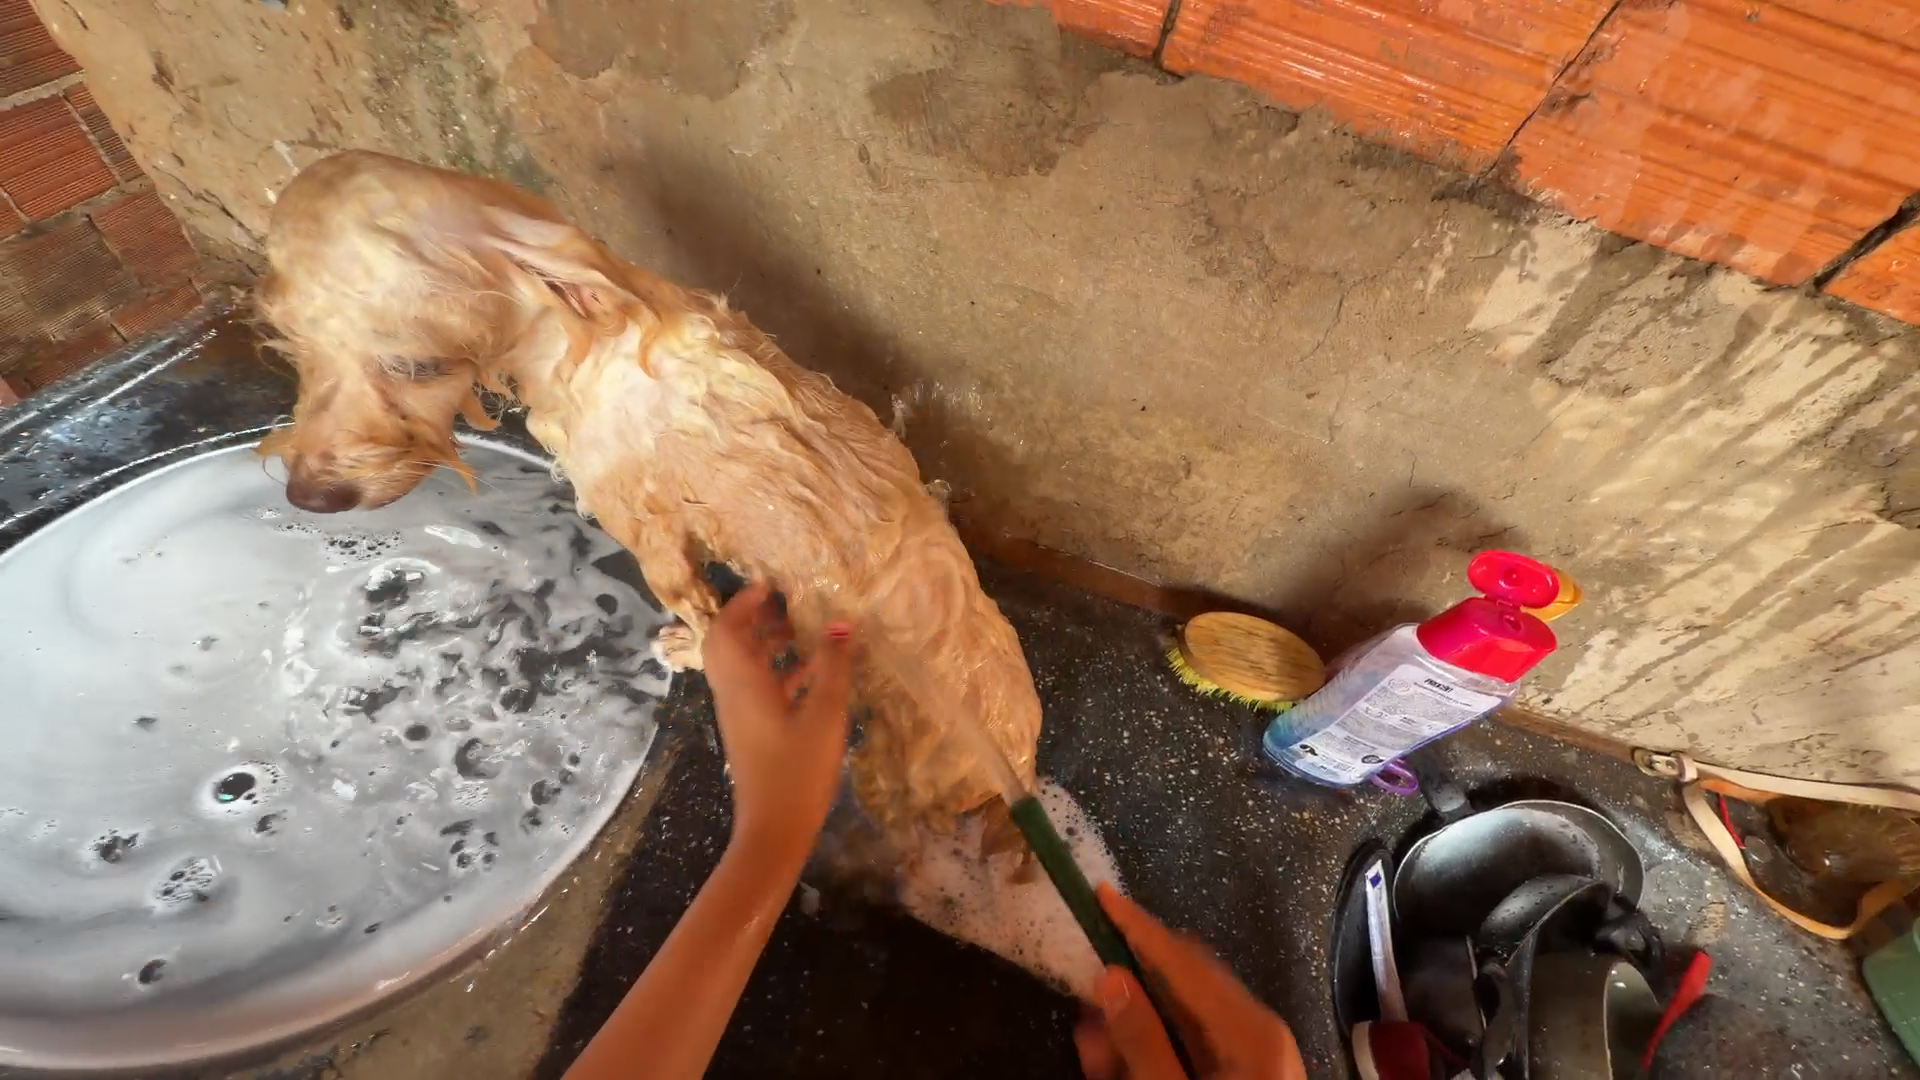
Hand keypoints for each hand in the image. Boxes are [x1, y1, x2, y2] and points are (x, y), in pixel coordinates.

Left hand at [702, 583, 853, 865]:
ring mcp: (741, 714)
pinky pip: (758, 686)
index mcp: (744, 684)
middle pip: (731, 644)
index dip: (744, 603)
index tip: (771, 584)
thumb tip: (840, 624)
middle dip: (754, 618)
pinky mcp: (752, 731)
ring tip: (804, 631)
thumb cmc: (798, 770)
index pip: (727, 629)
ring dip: (767, 643)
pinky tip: (813, 674)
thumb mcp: (825, 714)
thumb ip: (833, 666)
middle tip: (786, 602)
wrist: (774, 830)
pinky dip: (779, 671)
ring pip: (745, 666)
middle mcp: (735, 694)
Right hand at [1076, 884, 1305, 1079]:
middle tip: (1083, 995)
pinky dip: (1151, 1045)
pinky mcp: (1241, 1075)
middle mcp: (1253, 1030)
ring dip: (1133, 1020)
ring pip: (1179, 1013)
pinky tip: (1118, 1067)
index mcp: (1248, 1031)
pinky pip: (1189, 1043)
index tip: (1099, 892)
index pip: (1180, 957)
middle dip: (1128, 980)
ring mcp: (1251, 1055)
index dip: (1136, 923)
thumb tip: (1110, 975)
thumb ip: (1142, 1042)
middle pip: (1180, 979)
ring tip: (1092, 1051)